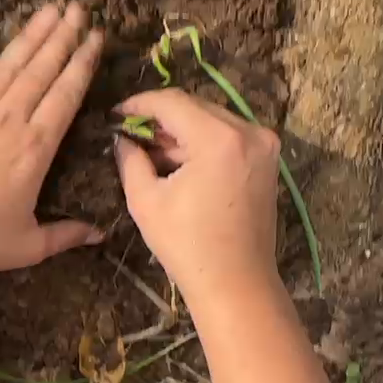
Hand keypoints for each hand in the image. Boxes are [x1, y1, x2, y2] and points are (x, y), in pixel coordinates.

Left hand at [0, 3, 104, 278]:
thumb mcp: (28, 246)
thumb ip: (65, 235)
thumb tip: (100, 234)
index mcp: (35, 149)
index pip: (66, 95)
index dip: (82, 64)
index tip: (96, 37)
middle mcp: (7, 121)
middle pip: (40, 71)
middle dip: (62, 37)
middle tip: (78, 8)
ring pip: (6, 67)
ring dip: (29, 37)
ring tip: (48, 10)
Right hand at [113, 89, 282, 309]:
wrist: (234, 280)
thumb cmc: (185, 245)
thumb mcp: (145, 201)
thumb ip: (130, 161)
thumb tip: (121, 139)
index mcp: (218, 139)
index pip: (173, 102)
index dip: (139, 103)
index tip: (115, 113)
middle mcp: (248, 131)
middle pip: (195, 107)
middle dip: (160, 118)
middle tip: (129, 134)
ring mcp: (263, 144)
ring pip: (212, 120)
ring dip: (180, 131)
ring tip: (150, 152)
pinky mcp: (267, 159)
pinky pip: (227, 137)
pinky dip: (201, 143)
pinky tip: (178, 163)